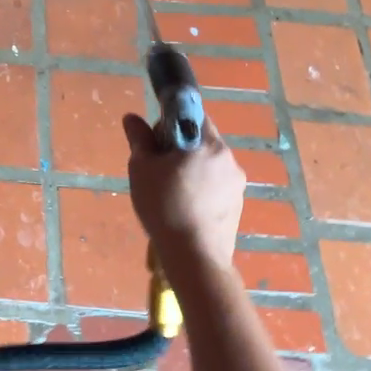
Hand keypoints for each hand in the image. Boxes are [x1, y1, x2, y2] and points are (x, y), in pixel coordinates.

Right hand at [122, 113, 245, 281]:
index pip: (192, 114)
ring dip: (191, 167)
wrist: (194, 256)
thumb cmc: (164, 205)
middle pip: (201, 139)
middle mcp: (228, 158)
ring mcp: (237, 183)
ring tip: (170, 189)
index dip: (172, 121)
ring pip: (209, 162)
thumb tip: (132, 118)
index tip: (157, 139)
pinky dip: (202, 186)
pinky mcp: (238, 204)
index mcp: (207, 143)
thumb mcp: (142, 167)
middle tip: (158, 166)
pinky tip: (185, 205)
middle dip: (180, 146)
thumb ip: (139, 138)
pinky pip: (216, 183)